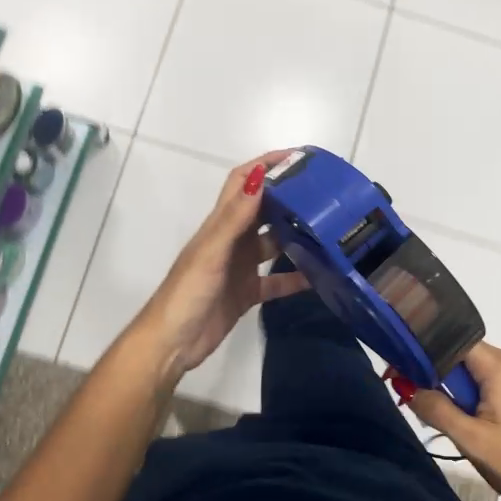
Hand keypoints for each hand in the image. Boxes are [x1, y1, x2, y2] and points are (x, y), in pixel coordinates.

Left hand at [126, 151, 309, 377]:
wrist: (172, 343)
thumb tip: (260, 175)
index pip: (243, 181)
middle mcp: (232, 240)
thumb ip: (236, 217)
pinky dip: (295, 278)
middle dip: (289, 196)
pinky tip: (319, 277)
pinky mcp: (247, 293)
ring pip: (273, 243)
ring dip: (296, 235)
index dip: (266, 164)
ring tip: (328, 229)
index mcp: (221, 224)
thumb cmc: (188, 292)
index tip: (298, 158)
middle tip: (324, 193)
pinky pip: (276, 282)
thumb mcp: (212, 252)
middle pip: (263, 209)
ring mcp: (240, 266)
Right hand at [407, 343, 500, 500]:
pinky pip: (475, 383)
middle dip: (426, 366)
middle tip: (396, 384)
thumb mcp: (473, 440)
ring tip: (412, 397)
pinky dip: (456, 394)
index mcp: (497, 366)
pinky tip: (439, 410)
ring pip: (463, 369)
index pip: (451, 338)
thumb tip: (406, 387)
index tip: (394, 364)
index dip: (421, 347)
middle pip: (455, 351)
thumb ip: (438, 410)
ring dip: (439, 383)